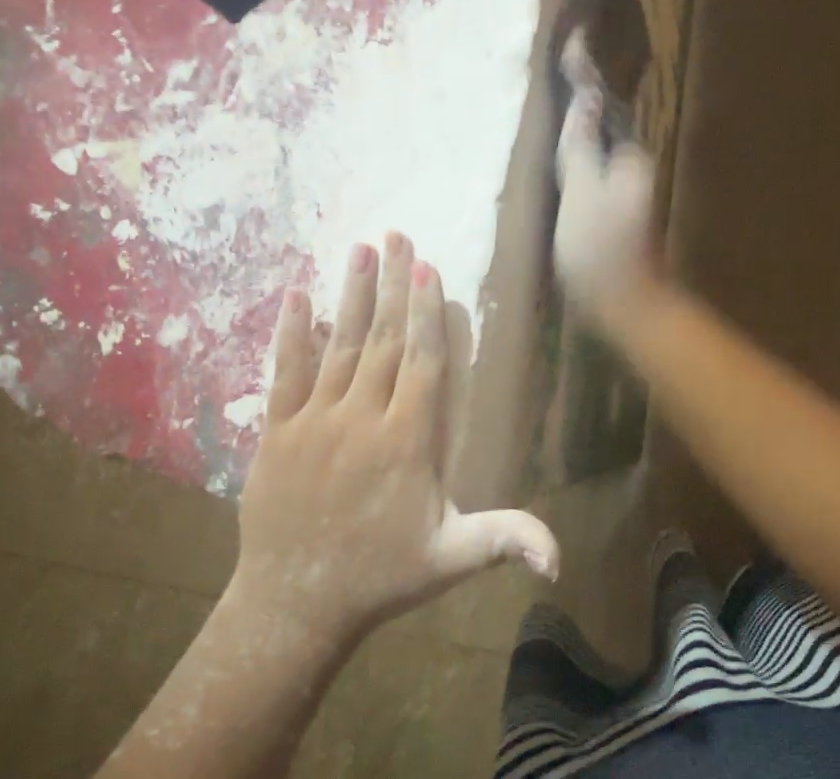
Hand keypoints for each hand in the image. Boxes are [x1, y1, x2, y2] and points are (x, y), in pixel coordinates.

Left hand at [234, 232, 558, 635]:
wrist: (293, 604)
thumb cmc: (382, 577)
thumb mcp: (451, 560)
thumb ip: (505, 541)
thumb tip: (561, 560)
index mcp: (406, 441)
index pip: (423, 362)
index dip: (428, 311)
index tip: (429, 266)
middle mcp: (361, 419)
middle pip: (383, 340)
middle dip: (394, 285)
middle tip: (398, 236)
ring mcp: (314, 421)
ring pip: (339, 346)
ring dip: (352, 295)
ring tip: (361, 249)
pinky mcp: (277, 431)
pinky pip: (285, 373)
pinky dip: (291, 333)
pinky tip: (297, 295)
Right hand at [555, 34, 657, 312]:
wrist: (628, 305)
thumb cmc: (600, 250)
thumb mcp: (582, 192)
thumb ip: (581, 145)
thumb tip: (583, 101)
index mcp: (627, 154)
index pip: (601, 101)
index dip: (584, 70)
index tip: (574, 36)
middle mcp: (632, 163)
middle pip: (604, 117)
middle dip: (585, 89)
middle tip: (562, 57)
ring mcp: (626, 186)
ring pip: (600, 139)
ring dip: (583, 115)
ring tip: (559, 88)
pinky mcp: (616, 205)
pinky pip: (596, 160)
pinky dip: (581, 144)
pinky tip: (566, 142)